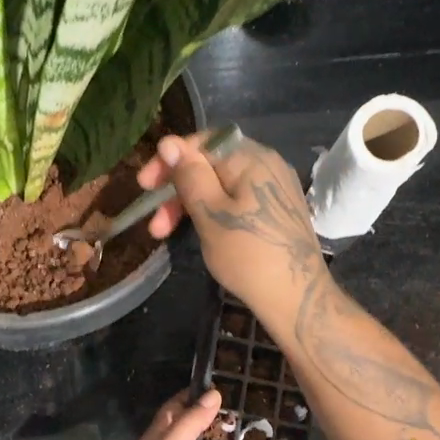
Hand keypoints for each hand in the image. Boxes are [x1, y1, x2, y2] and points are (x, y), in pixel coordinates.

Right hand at [138, 134, 328, 314]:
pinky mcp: (275, 211)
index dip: (170, 160)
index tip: (144, 184)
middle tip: (153, 223)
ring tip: (166, 235)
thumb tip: (169, 143)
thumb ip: (189, 177)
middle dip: (177, 190)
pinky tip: (199, 232)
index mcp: (251, 159)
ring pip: (221, 186)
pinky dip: (212, 213)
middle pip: (211, 165)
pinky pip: (236, 201)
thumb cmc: (248, 255)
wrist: (295, 296)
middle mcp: (266, 165)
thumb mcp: (211, 215)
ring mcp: (273, 189)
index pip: (203, 143)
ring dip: (190, 206)